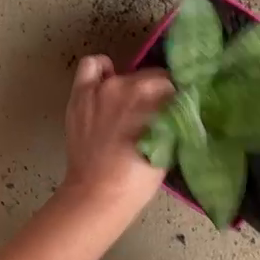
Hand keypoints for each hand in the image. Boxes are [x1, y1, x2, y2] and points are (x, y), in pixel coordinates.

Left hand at [60, 55, 173, 211]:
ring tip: (130, 105)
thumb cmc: (138, 179)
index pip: (175, 85)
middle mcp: (131, 85)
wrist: (97, 193)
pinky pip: (92, 66)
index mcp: (158, 99)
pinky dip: (102, 70)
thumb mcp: (168, 148)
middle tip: (153, 114)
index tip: (175, 111)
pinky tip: (106, 83)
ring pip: (126, 74)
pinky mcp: (81, 94)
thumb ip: (173, 121)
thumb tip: (178, 108)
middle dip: (156, 93)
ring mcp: (103, 88)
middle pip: (152, 78)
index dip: (176, 98)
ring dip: (131, 86)